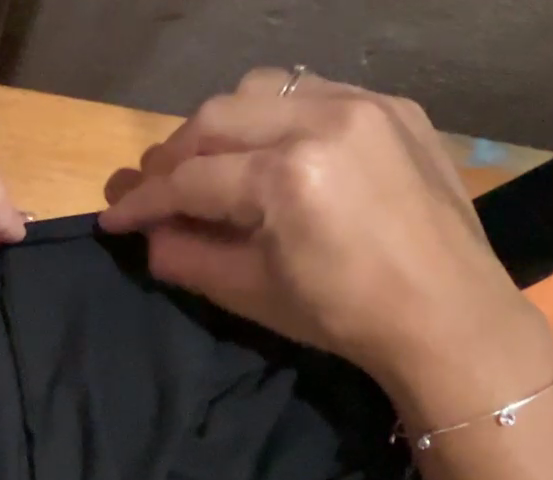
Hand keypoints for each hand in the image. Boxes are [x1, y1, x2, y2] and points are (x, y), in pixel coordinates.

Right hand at [100, 68, 552, 419]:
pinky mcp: (391, 107)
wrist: (442, 311)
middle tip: (152, 191)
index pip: (189, 178)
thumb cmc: (338, 315)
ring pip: (259, 91)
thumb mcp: (248, 294)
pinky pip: (310, 92)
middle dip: (171, 155)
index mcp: (286, 178)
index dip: (141, 201)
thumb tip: (148, 235)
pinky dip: (271, 118)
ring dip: (219, 126)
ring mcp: (362, 105)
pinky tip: (265, 153)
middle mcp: (322, 121)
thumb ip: (186, 257)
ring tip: (206, 165)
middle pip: (215, 118)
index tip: (111, 218)